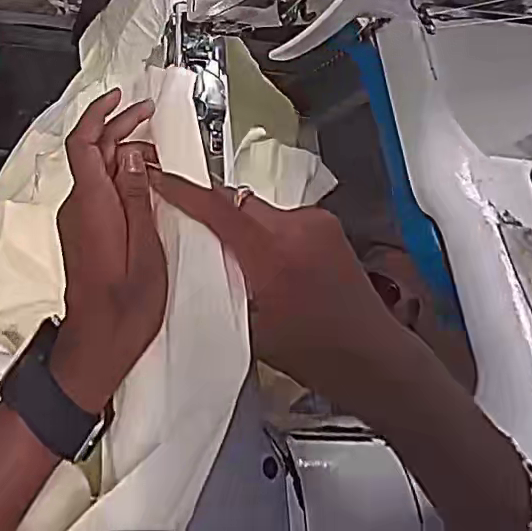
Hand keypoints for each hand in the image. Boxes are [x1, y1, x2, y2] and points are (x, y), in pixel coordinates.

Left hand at [50, 89, 166, 413]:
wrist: (95, 349)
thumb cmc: (124, 308)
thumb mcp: (145, 249)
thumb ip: (136, 197)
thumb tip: (130, 155)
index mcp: (92, 206)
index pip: (83, 144)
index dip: (97, 114)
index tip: (119, 97)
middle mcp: (78, 207)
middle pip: (91, 151)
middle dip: (119, 126)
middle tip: (149, 115)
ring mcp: (78, 219)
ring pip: (96, 168)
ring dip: (122, 149)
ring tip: (157, 150)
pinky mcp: (83, 230)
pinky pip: (99, 188)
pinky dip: (120, 172)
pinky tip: (145, 177)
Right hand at [152, 176, 410, 412]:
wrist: (373, 357)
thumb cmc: (312, 354)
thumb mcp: (252, 327)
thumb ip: (224, 282)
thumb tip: (198, 255)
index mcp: (272, 254)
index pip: (218, 208)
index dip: (183, 189)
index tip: (158, 174)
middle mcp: (295, 226)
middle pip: (238, 202)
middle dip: (214, 210)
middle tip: (193, 225)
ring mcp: (316, 221)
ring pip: (261, 209)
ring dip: (245, 224)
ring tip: (243, 259)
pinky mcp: (328, 223)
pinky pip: (284, 218)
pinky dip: (271, 232)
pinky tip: (276, 263)